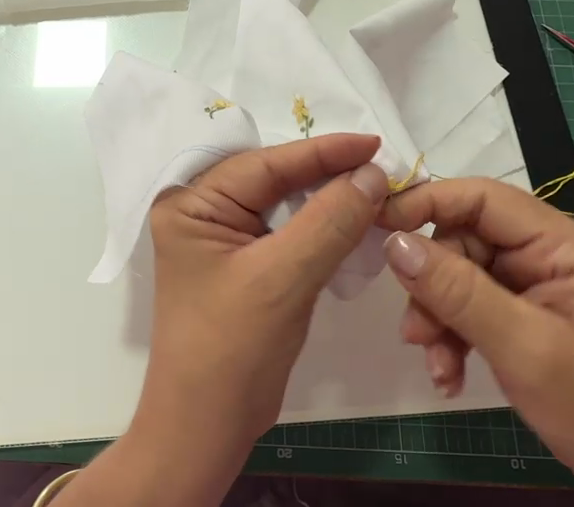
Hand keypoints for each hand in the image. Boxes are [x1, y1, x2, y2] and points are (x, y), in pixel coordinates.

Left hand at [62, 134, 388, 506]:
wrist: (206, 430)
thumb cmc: (232, 349)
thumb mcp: (283, 278)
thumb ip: (329, 221)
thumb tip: (374, 174)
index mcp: (191, 202)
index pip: (266, 163)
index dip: (324, 152)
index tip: (375, 143)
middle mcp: (201, 210)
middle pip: (274, 178)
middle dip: (327, 172)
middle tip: (382, 164)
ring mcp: (221, 238)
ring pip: (284, 203)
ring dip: (328, 198)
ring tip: (375, 185)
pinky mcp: (243, 265)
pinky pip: (287, 231)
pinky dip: (320, 226)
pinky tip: (354, 218)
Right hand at [379, 178, 573, 506]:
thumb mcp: (524, 348)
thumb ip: (458, 291)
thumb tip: (393, 243)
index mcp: (564, 244)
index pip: (483, 198)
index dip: (427, 203)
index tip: (377, 224)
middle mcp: (549, 254)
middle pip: (466, 241)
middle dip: (433, 284)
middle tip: (414, 334)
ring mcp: (539, 287)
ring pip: (462, 277)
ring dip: (440, 318)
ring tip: (436, 366)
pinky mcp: (528, 318)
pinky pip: (474, 309)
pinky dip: (455, 337)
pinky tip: (449, 376)